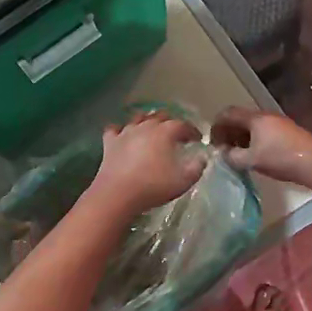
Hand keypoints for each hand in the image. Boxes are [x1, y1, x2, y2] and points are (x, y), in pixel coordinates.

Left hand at [86, 111, 204, 214]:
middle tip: (177, 135)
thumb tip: (202, 158)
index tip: (197, 139)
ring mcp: (126, 132)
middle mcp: (145, 126)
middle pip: (161, 116)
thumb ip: (197, 167)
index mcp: (165, 132)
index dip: (192, 130)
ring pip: (138, 118)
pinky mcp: (110, 142)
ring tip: (152, 131)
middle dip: (171, 123)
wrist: (118, 194)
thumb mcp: (184, 180)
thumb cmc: (154, 186)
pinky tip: (123, 136)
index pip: (183, 125)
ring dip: (148, 122)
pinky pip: (115, 129)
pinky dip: (121, 130)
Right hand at [210, 106, 311, 187]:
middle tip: (223, 149)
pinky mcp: (287, 132)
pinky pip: (263, 130)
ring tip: (238, 154)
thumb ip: (232, 156)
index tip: (212, 141)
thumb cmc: (281, 159)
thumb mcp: (251, 160)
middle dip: (228, 131)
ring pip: (252, 125)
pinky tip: (256, 154)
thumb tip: (222, 153)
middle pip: (240, 118)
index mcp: (255, 118)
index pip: (228, 113)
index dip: (216, 125)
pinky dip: (253, 139)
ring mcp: (279, 122)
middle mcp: (266, 115)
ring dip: (241, 136)